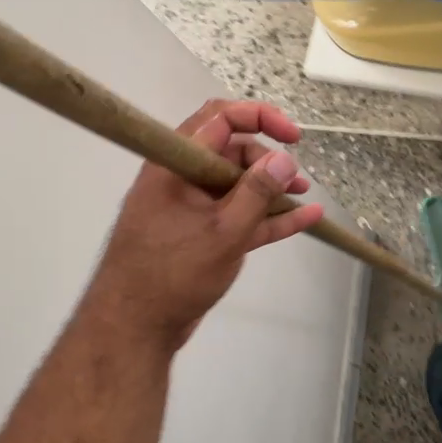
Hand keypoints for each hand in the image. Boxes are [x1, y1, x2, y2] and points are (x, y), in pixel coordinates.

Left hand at [83, 100, 323, 349]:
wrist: (135, 325)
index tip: (294, 135)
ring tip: (304, 198)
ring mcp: (195, 208)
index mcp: (177, 165)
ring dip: (274, 189)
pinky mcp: (206, 235)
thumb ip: (257, 193)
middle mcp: (184, 179)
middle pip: (234, 152)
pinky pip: (244, 216)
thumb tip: (285, 159)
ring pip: (241, 186)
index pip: (219, 119)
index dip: (259, 117)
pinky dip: (272, 216)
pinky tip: (306, 218)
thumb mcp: (223, 231)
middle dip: (269, 160)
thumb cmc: (172, 272)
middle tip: (295, 182)